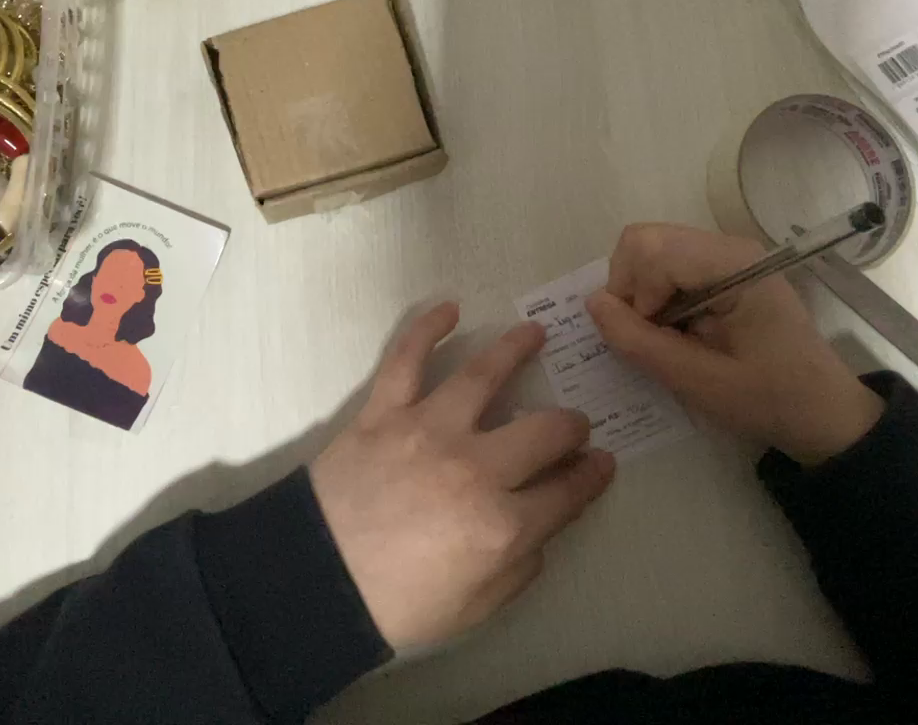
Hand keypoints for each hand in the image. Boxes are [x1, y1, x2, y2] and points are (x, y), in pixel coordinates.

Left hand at [310, 303, 616, 651]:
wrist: (314, 580)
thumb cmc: (396, 603)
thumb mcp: (474, 609)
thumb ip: (519, 569)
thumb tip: (539, 529)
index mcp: (502, 525)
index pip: (566, 492)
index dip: (592, 477)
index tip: (602, 462)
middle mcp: (475, 467)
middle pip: (543, 430)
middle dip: (570, 425)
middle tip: (574, 421)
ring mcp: (428, 430)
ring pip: (482, 376)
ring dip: (514, 349)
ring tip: (534, 332)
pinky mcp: (384, 411)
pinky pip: (407, 359)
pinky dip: (427, 328)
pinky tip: (450, 309)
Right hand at [585, 225, 884, 465]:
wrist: (824, 415)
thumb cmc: (770, 400)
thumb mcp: (700, 383)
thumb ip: (641, 343)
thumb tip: (591, 303)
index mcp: (734, 265)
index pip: (649, 248)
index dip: (634, 294)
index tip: (654, 339)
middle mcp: (726, 246)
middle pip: (643, 240)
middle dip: (629, 288)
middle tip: (651, 334)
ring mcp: (722, 255)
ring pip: (647, 249)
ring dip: (639, 293)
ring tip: (665, 333)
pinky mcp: (717, 269)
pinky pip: (662, 265)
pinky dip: (652, 295)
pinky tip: (676, 328)